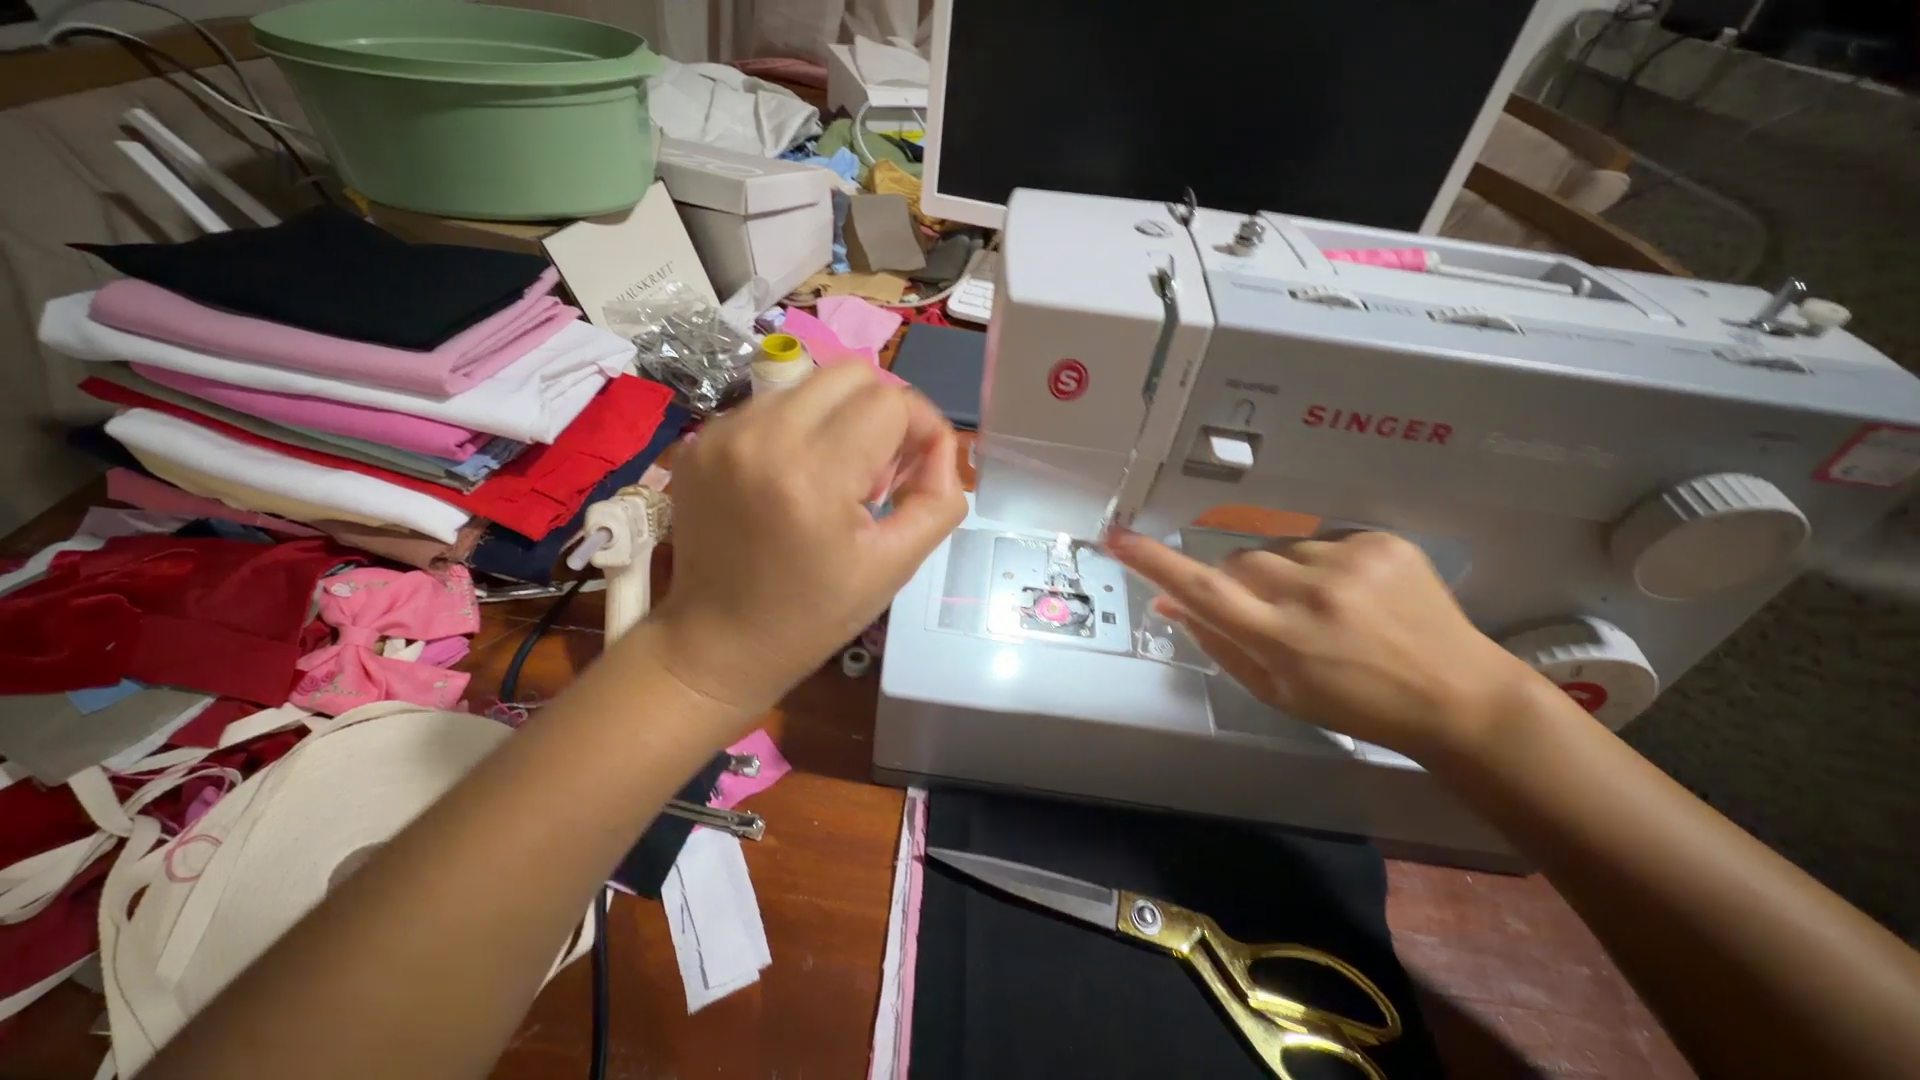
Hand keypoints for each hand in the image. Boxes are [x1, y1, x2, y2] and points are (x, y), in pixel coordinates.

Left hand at [648, 364, 966, 715]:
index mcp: (813, 475)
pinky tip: (794, 481)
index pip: (891, 401)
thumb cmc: (813, 615)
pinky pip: (770, 405)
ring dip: (839, 418)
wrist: (718, 644)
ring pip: (810, 384)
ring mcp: (722, 435)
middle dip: (882, 412)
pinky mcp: (700, 441)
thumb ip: (938, 499)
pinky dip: (797, 429)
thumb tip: (942, 447)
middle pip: (851, 373)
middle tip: (879, 471)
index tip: (922, 466)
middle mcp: (762, 438)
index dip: (923, 426)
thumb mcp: (896, 566)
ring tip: (835, 479)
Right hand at [1108, 529, 1542, 758]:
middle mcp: (1311, 593)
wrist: (1456, 694)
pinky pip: (1325, 540)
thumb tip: (1169, 603)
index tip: (1118, 538)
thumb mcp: (1279, 692)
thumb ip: (1219, 644)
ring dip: (1288, 575)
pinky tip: (1360, 596)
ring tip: (1330, 610)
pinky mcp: (1383, 541)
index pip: (1204, 591)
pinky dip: (1328, 565)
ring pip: (1281, 551)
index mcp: (1282, 639)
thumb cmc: (1357, 706)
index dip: (1155, 564)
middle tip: (1274, 616)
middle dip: (1241, 584)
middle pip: (1239, 563)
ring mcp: (1351, 562)